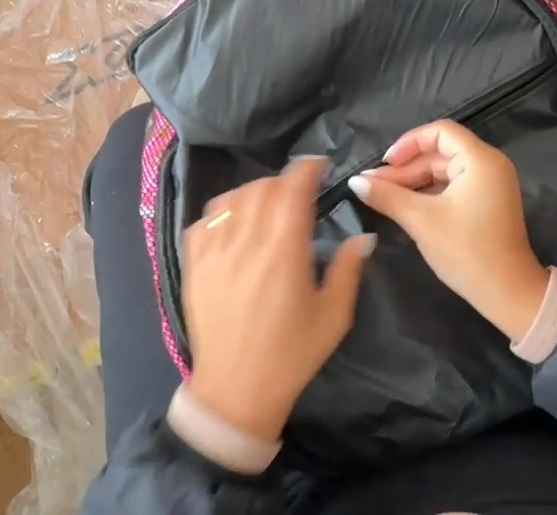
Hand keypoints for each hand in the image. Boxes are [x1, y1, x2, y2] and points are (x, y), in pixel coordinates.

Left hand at [182, 156, 373, 442]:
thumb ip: (348, 270)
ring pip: (232, 198)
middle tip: (298, 193)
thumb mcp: (333, 317)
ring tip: (267, 204)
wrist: (236, 390)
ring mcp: (214, 250)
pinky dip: (222, 211)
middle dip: (283, 181)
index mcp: (283, 252)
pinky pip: (204, 219)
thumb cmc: (291, 355)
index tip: (318, 165)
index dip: (306, 169)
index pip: (292, 189)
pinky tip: (235, 223)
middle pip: (262, 188)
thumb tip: (363, 237)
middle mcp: (246, 242)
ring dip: (253, 192)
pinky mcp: (193, 263)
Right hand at [349, 120, 549, 341]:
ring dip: (413, 181)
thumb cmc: (467, 252)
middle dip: (405, 168)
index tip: (386, 164)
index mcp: (481, 160)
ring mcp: (490, 184)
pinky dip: (428, 192)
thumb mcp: (422, 221)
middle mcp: (489, 164)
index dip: (409, 142)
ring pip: (443, 170)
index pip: (440, 132)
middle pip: (439, 152)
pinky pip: (452, 185)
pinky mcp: (486, 202)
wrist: (508, 295)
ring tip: (381, 195)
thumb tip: (354, 181)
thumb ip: (387, 196)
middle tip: (372, 185)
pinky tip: (403, 204)